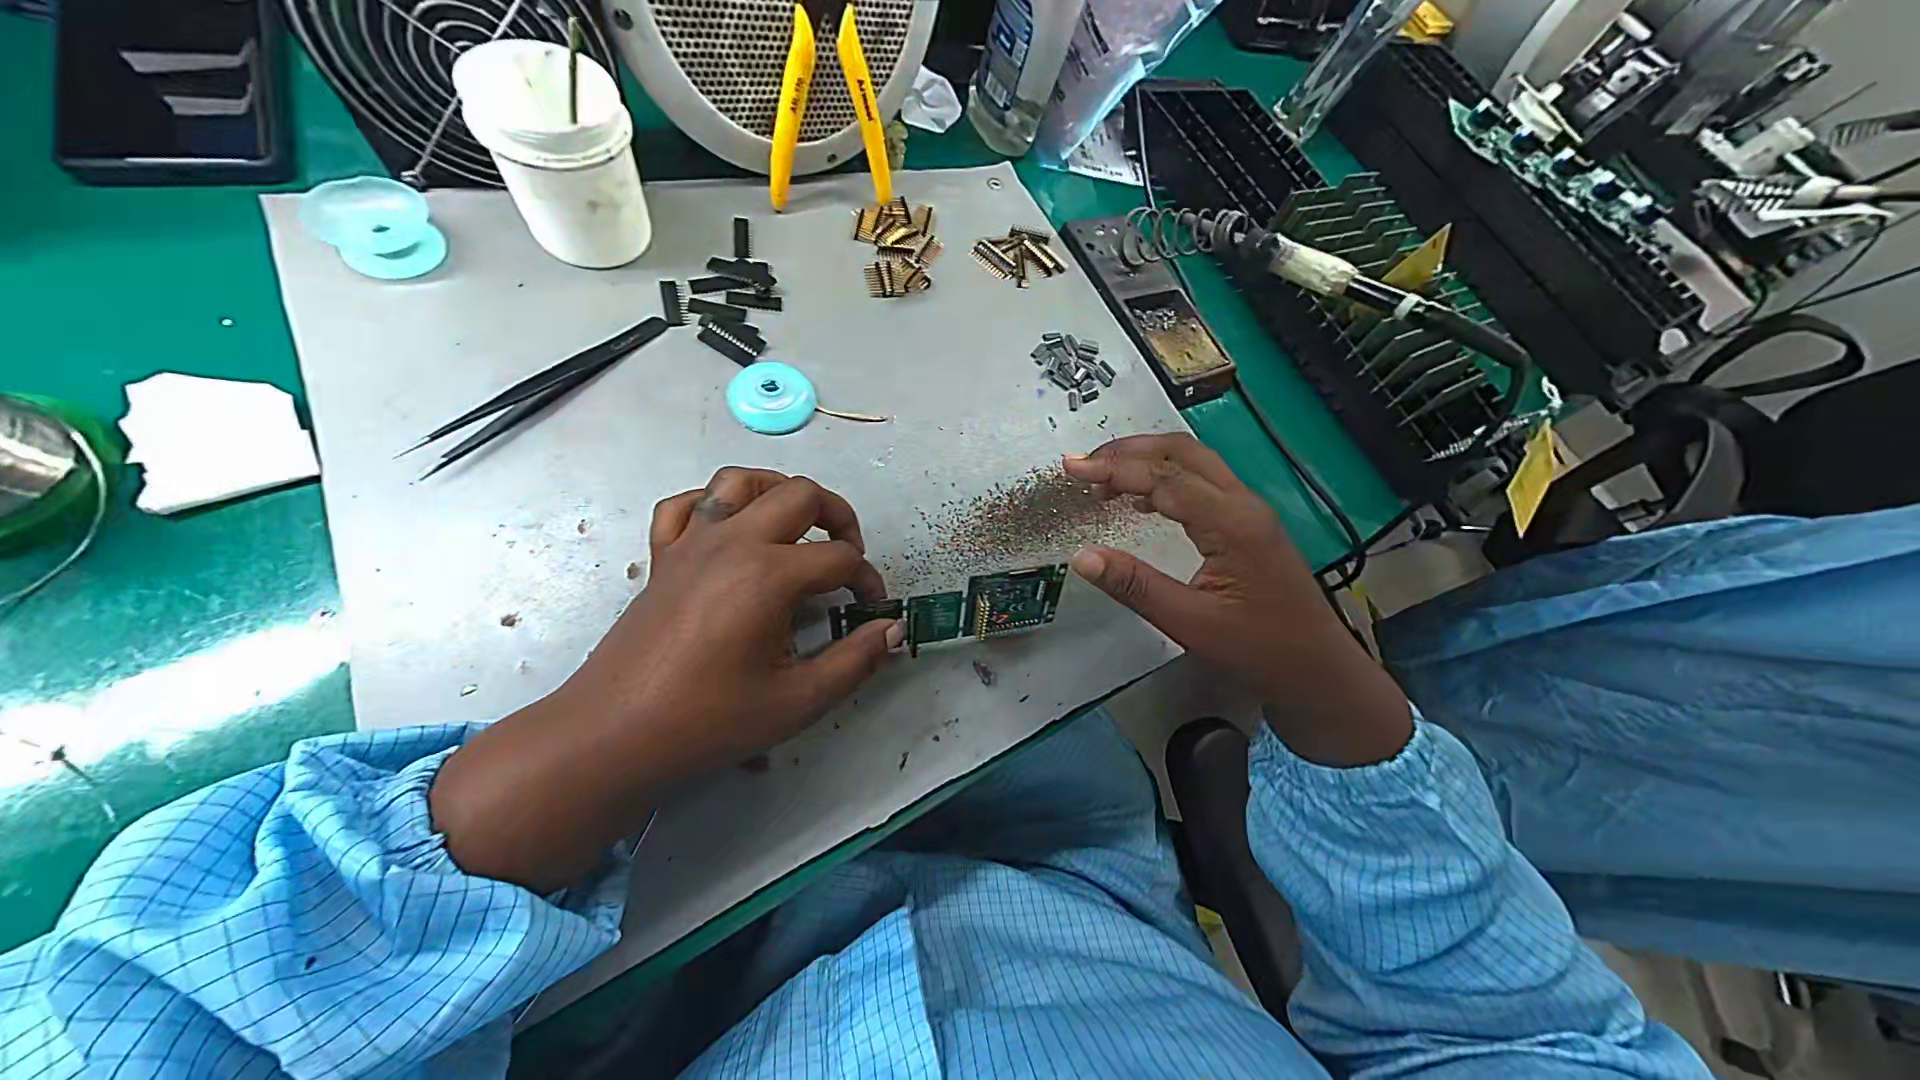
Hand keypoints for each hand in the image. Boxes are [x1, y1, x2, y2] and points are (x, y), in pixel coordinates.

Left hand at [432, 468, 899, 889]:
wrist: (613, 735)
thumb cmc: (708, 721)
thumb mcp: (797, 701)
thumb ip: (854, 660)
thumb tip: (893, 629)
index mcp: (769, 575)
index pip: (840, 558)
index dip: (868, 580)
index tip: (874, 607)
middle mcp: (732, 542)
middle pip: (800, 494)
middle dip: (838, 516)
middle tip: (848, 555)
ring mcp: (691, 543)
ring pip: (741, 481)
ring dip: (779, 492)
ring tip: (797, 526)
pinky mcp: (661, 556)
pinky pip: (686, 505)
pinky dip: (714, 504)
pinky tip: (730, 532)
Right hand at [1062, 435, 1410, 765]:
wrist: (1318, 670)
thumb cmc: (1257, 649)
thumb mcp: (1188, 622)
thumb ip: (1134, 585)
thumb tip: (1081, 556)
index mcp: (1230, 523)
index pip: (1163, 478)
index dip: (1112, 469)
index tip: (1071, 469)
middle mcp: (1243, 504)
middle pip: (1182, 451)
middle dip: (1129, 450)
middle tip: (1085, 467)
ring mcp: (1250, 510)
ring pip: (1194, 461)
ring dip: (1147, 460)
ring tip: (1104, 480)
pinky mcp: (1249, 522)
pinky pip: (1203, 482)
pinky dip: (1165, 479)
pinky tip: (1141, 502)